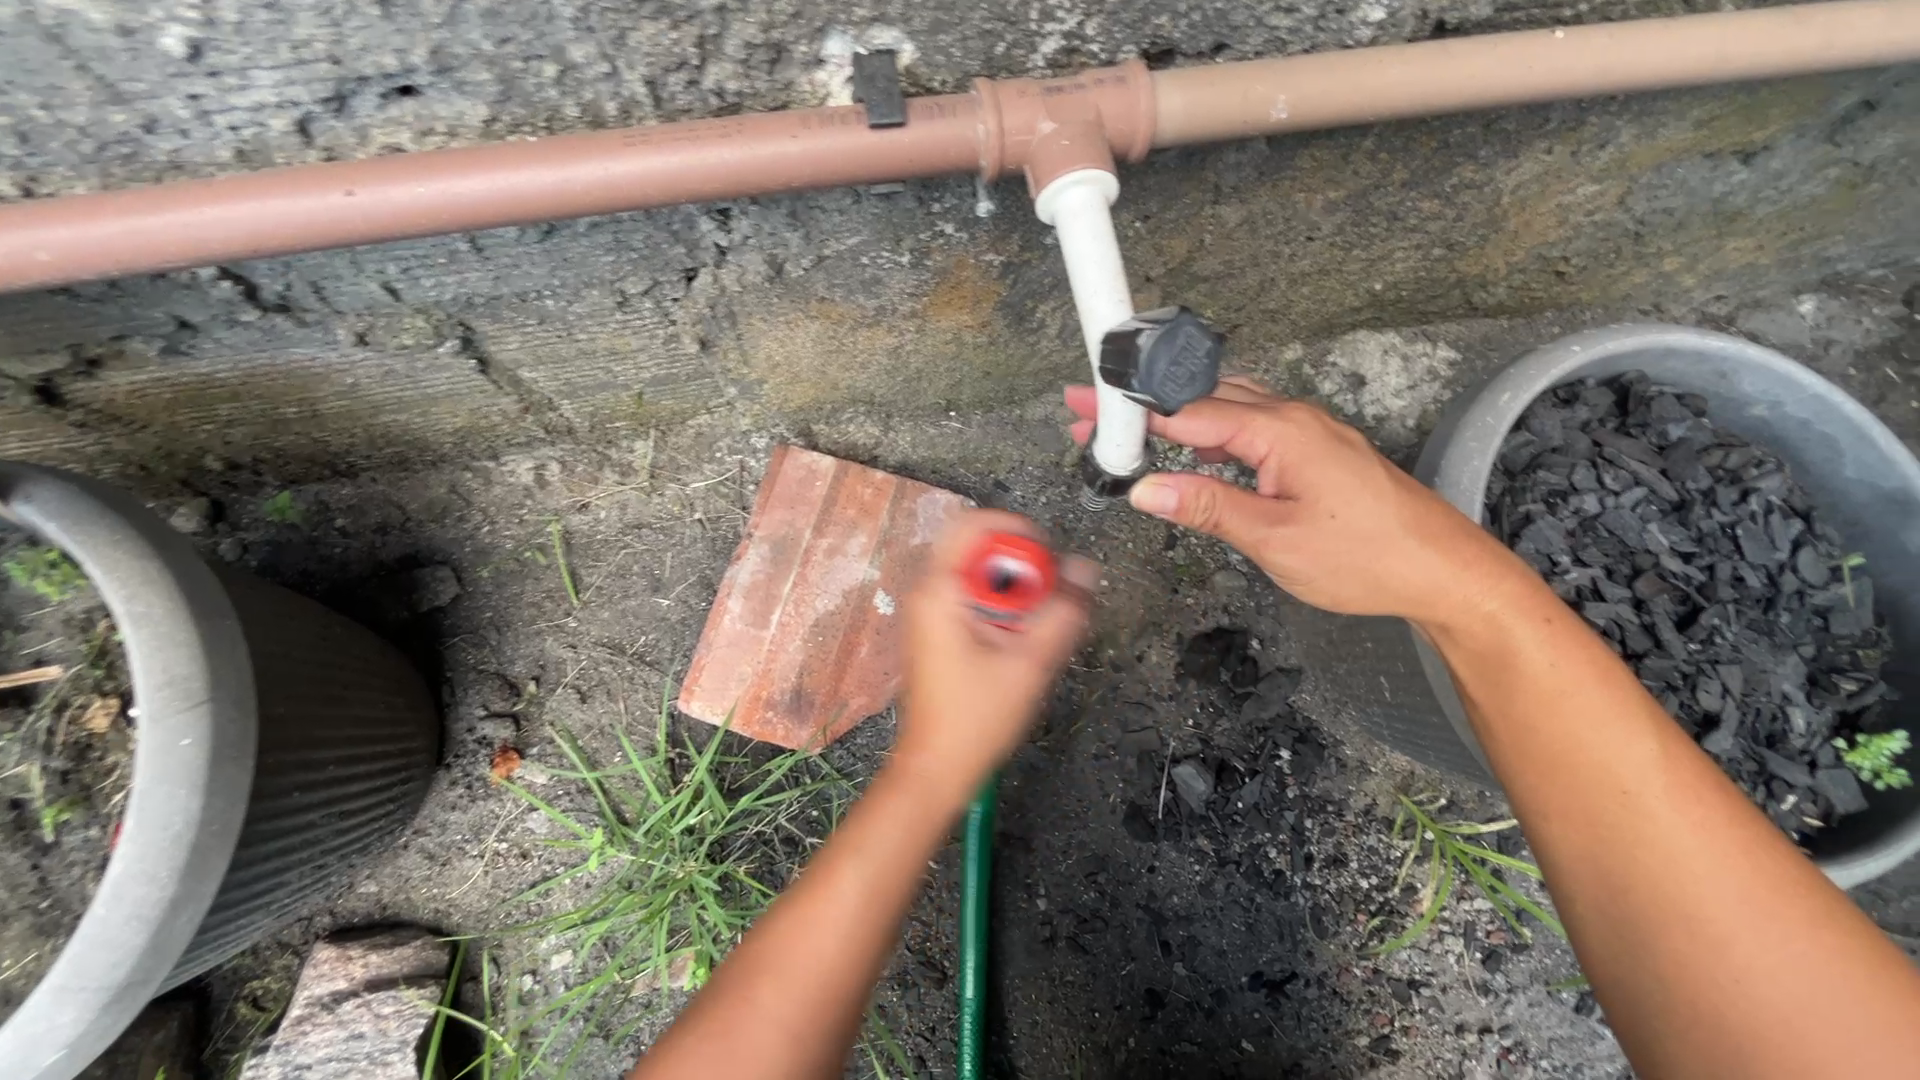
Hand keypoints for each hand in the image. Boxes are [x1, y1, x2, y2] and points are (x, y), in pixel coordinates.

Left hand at [896, 510, 1095, 798]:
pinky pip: (974, 598)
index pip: (975, 524)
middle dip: (1023, 565)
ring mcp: (930, 612)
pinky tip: (1022, 640)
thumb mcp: (1031, 663)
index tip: (1050, 559)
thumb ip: (1064, 611)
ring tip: (1039, 623)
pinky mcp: (939, 631)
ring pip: (980, 574)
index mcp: (940, 590)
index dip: (1020, 531)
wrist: (937, 767)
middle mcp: (928, 592)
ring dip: (1016, 588)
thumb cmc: (975, 720)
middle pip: (981, 547)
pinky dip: (1003, 607)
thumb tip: (1086, 569)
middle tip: (1051, 594)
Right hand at [1065, 378, 1524, 626]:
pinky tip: (1198, 448)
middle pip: (1201, 399)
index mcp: (1279, 431)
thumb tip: (1147, 490)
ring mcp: (1307, 430)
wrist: (1444, 570)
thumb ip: (1208, 508)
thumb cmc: (1366, 558)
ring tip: (1132, 426)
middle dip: (1144, 405)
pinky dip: (1211, 429)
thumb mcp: (1274, 538)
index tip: (1088, 409)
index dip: (1132, 413)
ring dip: (1176, 415)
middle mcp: (1292, 418)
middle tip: (1094, 413)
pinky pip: (1251, 424)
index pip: (1187, 413)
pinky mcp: (1316, 449)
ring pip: (1228, 406)